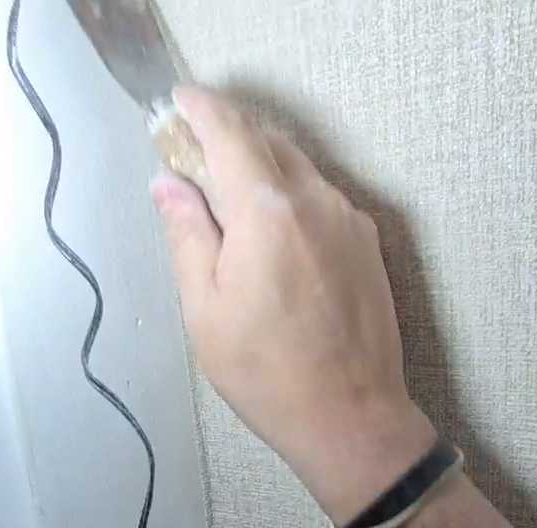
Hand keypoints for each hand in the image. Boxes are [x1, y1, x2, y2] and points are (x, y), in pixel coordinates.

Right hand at [153, 86, 437, 520]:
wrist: (349, 415)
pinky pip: (321, 198)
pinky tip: (273, 229)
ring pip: (298, 168)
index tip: (178, 103)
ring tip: (229, 194)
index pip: (229, 133)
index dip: (200, 111)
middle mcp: (316, 201)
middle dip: (227, 136)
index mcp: (267, 212)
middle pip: (267, 142)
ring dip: (260, 166)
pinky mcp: (368, 244)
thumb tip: (168, 185)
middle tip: (193, 152)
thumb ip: (187, 236)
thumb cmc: (268, 374)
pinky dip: (290, 195)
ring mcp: (349, 220)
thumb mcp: (206, 312)